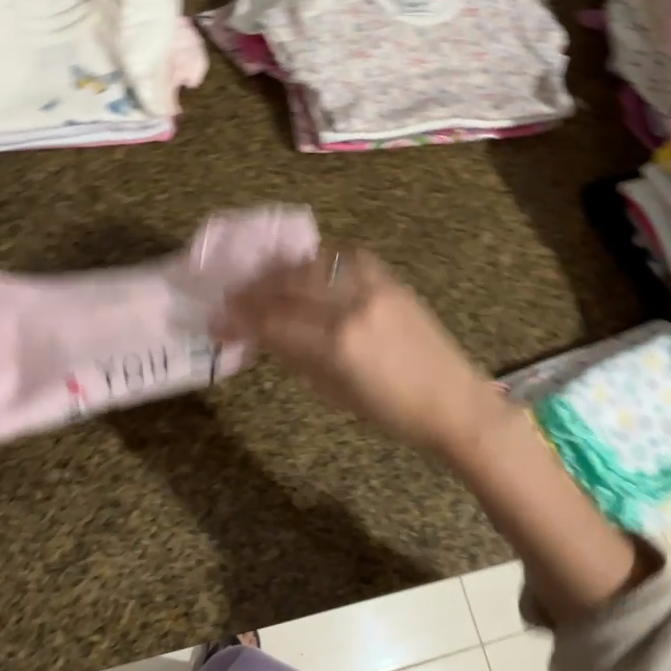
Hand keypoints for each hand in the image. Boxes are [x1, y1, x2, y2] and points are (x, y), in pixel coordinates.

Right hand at [221, 250, 515, 459]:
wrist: (454, 402)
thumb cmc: (392, 413)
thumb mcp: (333, 393)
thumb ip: (294, 356)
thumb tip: (259, 334)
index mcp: (336, 344)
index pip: (272, 321)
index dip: (237, 320)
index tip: (216, 322)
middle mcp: (351, 305)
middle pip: (286, 285)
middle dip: (251, 291)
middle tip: (230, 298)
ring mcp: (373, 286)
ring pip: (311, 263)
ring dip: (279, 271)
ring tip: (261, 281)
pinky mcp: (389, 279)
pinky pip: (342, 257)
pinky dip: (316, 261)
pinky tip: (303, 269)